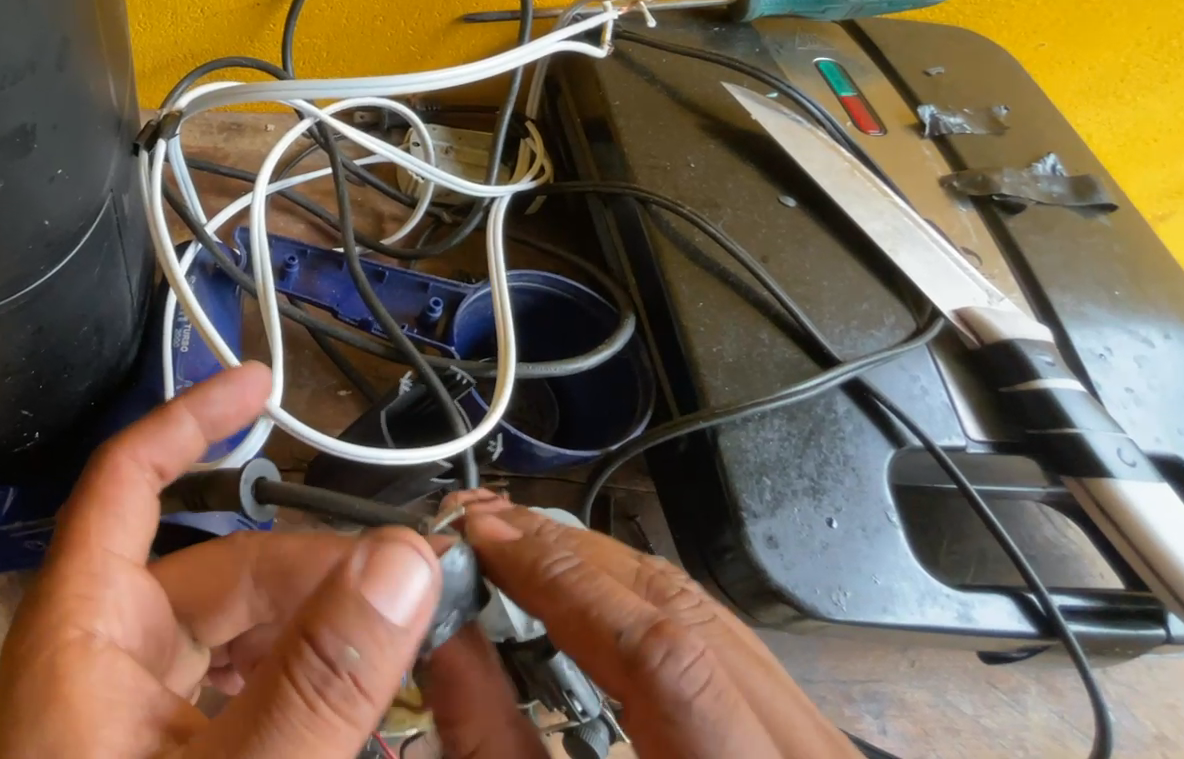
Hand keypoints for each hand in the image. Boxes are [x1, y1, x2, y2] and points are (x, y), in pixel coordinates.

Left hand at [0, 362, 442, 757]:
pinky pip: (240, 697)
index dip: (191, 417)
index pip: (129, 479)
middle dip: (314, 566)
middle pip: (218, 568)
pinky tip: (362, 707)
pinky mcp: (157, 758)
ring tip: (404, 644)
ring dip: (320, 633)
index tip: (260, 385)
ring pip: (239, 638)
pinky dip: (301, 690)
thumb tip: (403, 562)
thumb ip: (320, 679)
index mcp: (82, 630)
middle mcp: (102, 656)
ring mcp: (129, 715)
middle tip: (409, 581)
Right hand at [428, 500, 855, 758]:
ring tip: (517, 541)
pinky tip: (580, 584)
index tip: (482, 534)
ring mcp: (819, 745)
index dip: (558, 578)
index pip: (656, 652)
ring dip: (596, 565)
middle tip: (484, 523)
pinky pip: (716, 635)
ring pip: (701, 609)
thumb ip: (488, 737)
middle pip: (681, 610)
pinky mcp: (805, 734)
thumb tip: (438, 626)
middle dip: (566, 552)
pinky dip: (635, 598)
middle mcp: (804, 757)